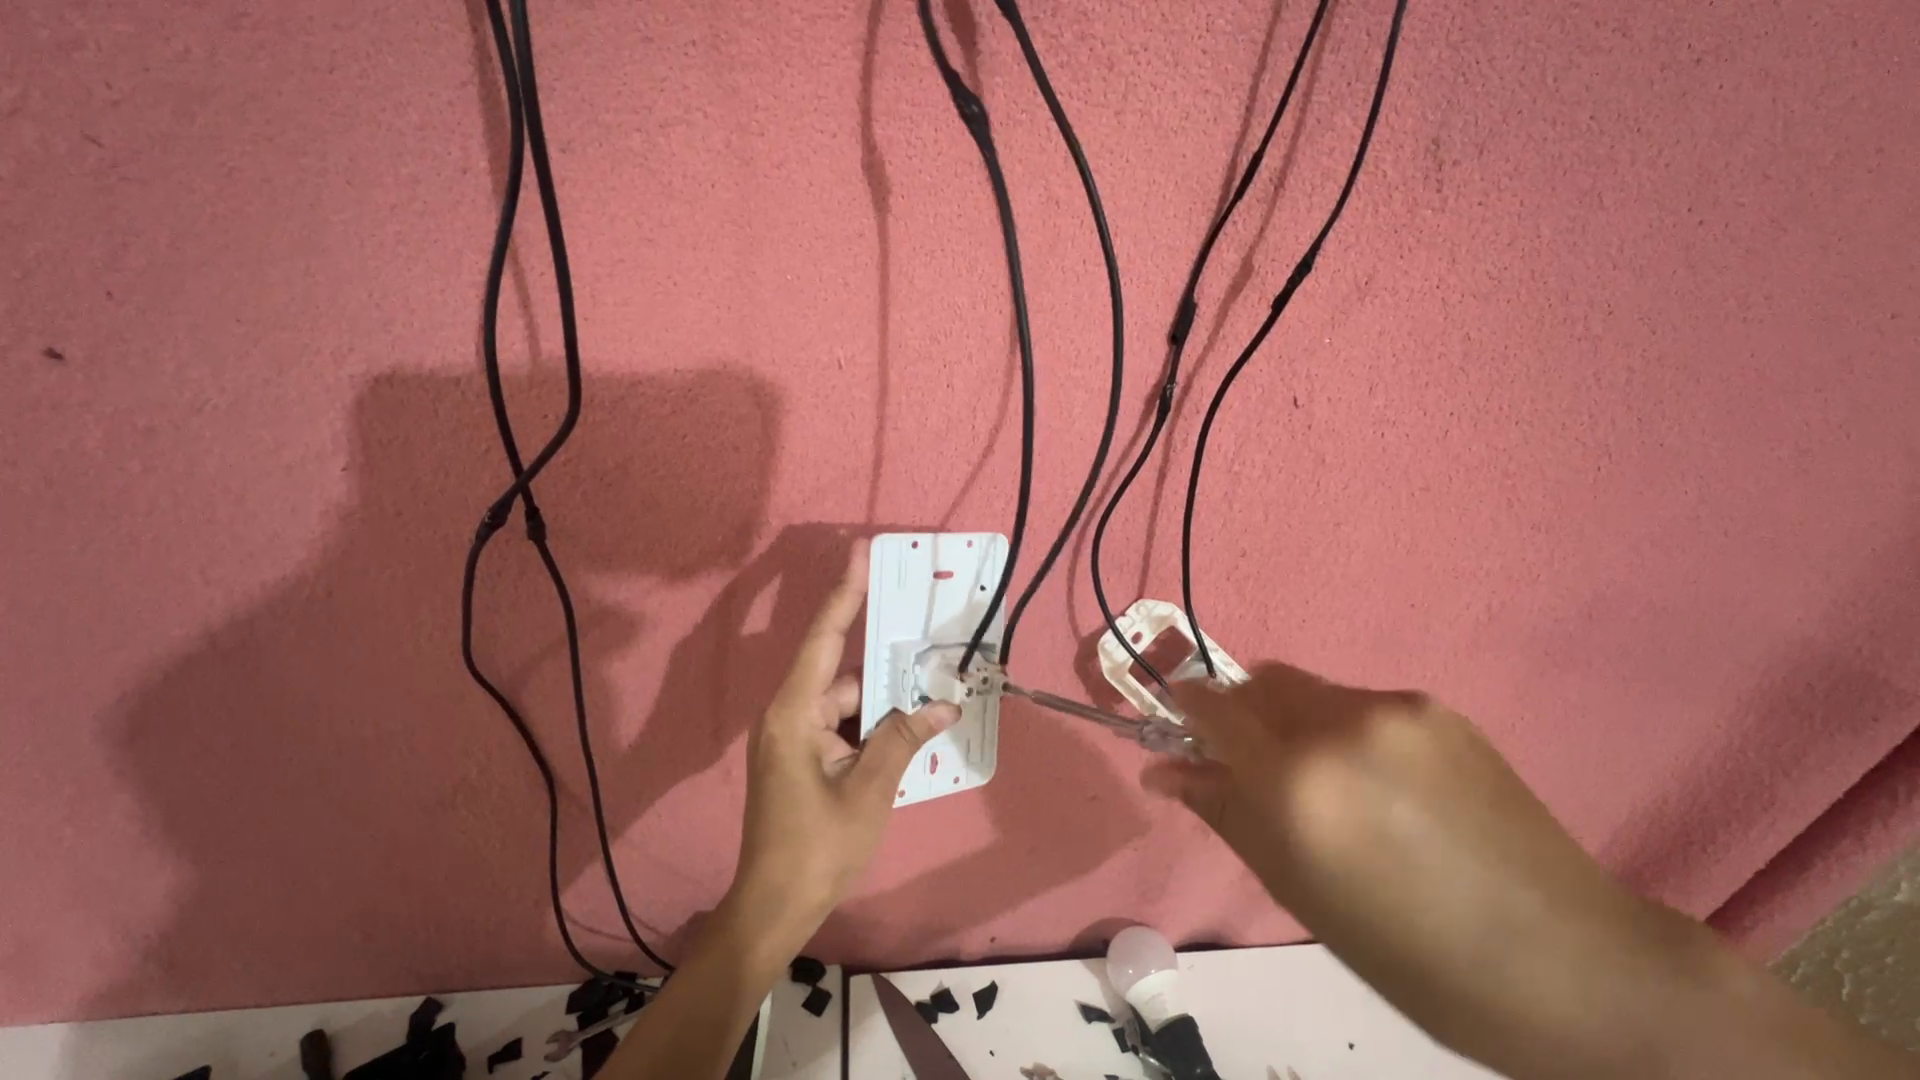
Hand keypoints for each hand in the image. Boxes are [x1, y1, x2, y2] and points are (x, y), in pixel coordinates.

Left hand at [722, 542, 957, 953]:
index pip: (823, 639)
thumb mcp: (868, 790)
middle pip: (843, 674)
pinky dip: (875, 728)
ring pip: (849, 704)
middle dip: (888, 665)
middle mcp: (789, 716)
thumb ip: (903, 739)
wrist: (774, 908)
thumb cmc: (817, 847)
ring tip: (935, 691)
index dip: (844, 594)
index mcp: (793, 714)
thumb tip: (943, 703)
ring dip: (887, 704)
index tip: (861, 552)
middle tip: (930, 640)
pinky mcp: (803, 760)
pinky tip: (913, 730)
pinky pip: (845, 728)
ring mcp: (795, 739)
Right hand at [1141, 663, 1916, 1079]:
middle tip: (1243, 767)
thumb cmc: (1407, 951)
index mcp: (1298, 781)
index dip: (1182, 709)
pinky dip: (1341, 731)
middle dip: (1236, 713)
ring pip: (1308, 691)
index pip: (1210, 706)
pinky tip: (1377, 787)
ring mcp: (1396, 709)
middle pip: (1257, 683)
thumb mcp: (1296, 887)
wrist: (1564, 962)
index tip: (1172, 726)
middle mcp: (1341, 724)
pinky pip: (1360, 704)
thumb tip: (1163, 770)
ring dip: (1289, 722)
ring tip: (1321, 786)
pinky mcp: (1439, 710)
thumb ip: (1224, 811)